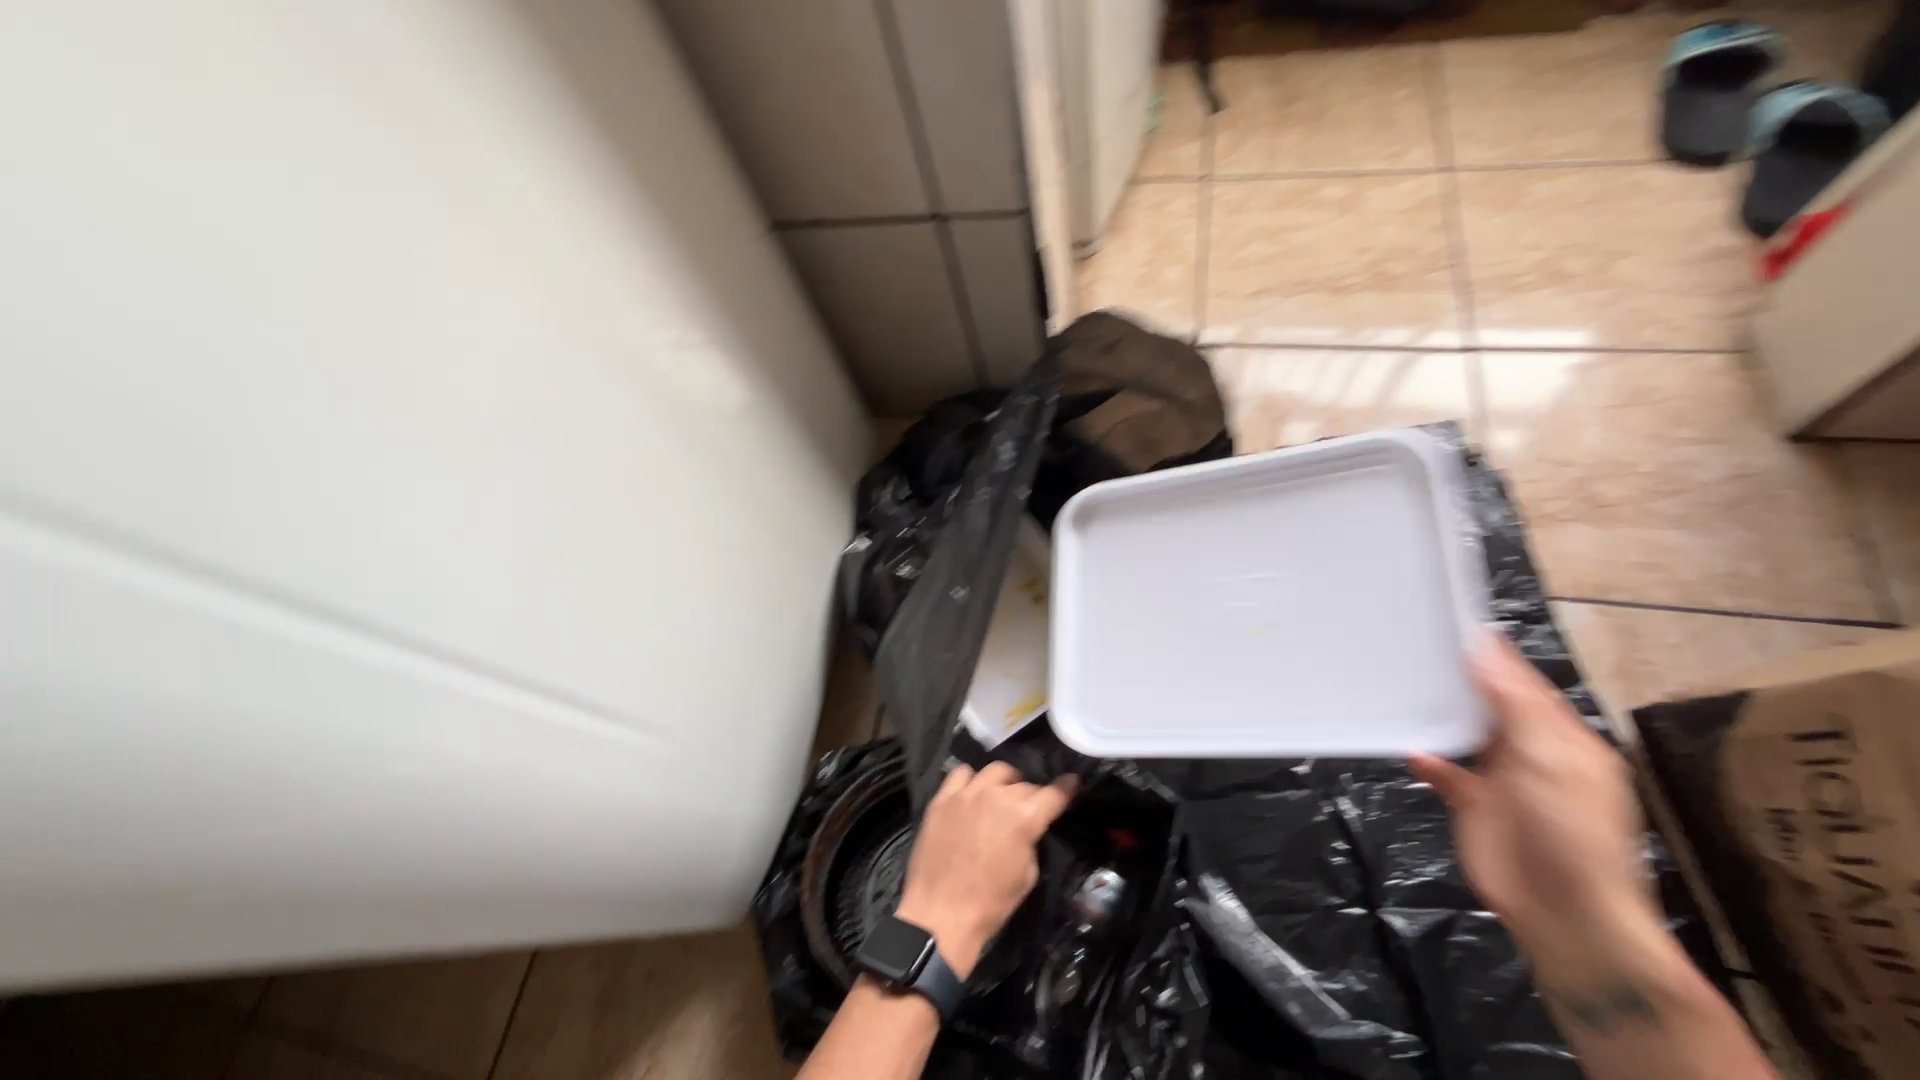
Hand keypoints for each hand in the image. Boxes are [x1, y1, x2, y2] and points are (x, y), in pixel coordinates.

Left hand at [894, 762, 1076, 979]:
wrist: (941, 914)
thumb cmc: (991, 903)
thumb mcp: (1028, 875)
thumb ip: (1031, 841)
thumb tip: (1028, 829)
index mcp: (1024, 817)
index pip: (1054, 793)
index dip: (1067, 787)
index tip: (1072, 782)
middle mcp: (997, 796)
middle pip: (1025, 783)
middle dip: (1033, 794)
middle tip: (1031, 808)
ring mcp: (967, 794)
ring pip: (995, 770)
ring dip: (1006, 781)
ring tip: (1003, 794)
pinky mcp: (942, 799)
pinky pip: (961, 774)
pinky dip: (972, 780)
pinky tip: (972, 793)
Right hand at [1411, 634, 1653, 952]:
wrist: (1564, 911)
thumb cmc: (1569, 830)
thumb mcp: (1550, 758)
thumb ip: (1513, 703)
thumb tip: (1484, 650)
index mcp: (1562, 738)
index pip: (1525, 685)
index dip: (1494, 657)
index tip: (1456, 624)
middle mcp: (1532, 753)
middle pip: (1492, 705)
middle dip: (1462, 681)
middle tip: (1418, 647)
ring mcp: (1502, 780)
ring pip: (1466, 734)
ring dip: (1442, 715)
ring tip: (1405, 686)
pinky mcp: (1474, 806)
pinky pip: (1447, 773)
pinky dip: (1430, 761)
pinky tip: (1413, 750)